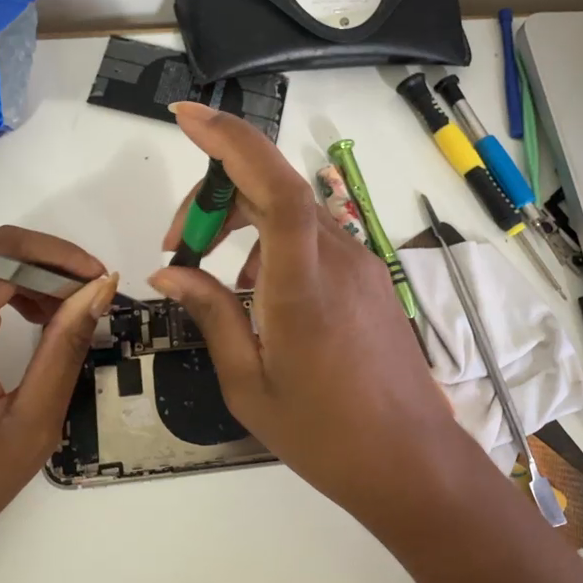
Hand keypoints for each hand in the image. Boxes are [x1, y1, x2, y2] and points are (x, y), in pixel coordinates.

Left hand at [0, 226, 116, 558]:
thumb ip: (64, 348)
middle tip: (88, 299)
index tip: (97, 281)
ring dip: (25, 280)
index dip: (57, 257)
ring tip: (65, 314)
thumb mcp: (29, 424)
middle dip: (46, 267)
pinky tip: (28, 323)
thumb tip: (98, 290)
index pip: (3, 255)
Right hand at [149, 103, 469, 520]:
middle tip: (177, 244)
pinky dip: (272, 243)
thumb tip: (168, 272)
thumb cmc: (324, 435)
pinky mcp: (370, 277)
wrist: (413, 465)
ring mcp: (361, 264)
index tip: (186, 117)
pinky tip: (256, 289)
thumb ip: (210, 314)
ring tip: (211, 274)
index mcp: (303, 285)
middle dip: (214, 196)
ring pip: (292, 211)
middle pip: (272, 189)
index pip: (273, 185)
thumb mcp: (248, 384)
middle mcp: (338, 258)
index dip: (231, 140)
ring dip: (242, 221)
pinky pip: (312, 237)